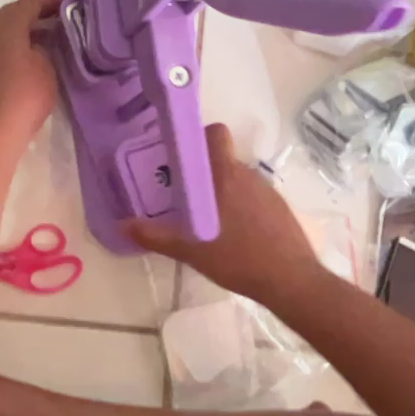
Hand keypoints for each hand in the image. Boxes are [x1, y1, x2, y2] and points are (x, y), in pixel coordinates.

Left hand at [0, 0, 63, 152]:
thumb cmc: (24, 98)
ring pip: (3, 32)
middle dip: (37, 12)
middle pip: (13, 13)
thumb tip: (41, 42)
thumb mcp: (47, 68)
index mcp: (5, 27)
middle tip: (61, 17)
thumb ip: (47, 47)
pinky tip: (29, 59)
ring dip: (25, 30)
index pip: (30, 2)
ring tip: (48, 37)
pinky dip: (14, 46)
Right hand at [122, 124, 327, 303]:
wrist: (291, 281)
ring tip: (207, 221)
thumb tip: (123, 225)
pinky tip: (235, 235)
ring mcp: (268, 190)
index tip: (182, 158)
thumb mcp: (191, 251)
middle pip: (222, 160)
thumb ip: (156, 236)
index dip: (199, 137)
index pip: (215, 134)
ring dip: (222, 192)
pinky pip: (254, 197)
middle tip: (183, 197)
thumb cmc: (238, 259)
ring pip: (238, 180)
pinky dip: (241, 207)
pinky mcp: (280, 208)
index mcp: (226, 175)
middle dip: (203, 173)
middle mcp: (248, 175)